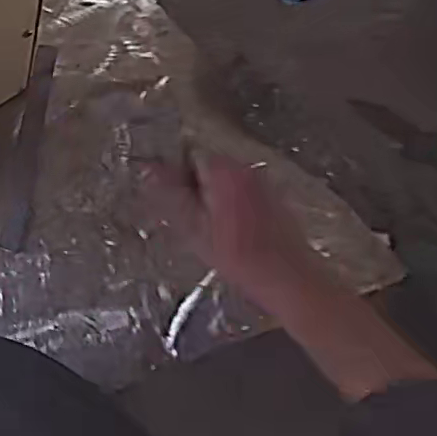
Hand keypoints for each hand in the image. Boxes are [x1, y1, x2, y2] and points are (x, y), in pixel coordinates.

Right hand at [144, 152, 320, 306]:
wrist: (289, 280)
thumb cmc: (236, 254)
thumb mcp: (190, 223)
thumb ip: (168, 191)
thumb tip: (147, 169)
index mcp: (225, 171)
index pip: (187, 154)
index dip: (172, 172)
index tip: (165, 192)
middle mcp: (248, 170)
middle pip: (206, 165)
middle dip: (191, 184)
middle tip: (185, 213)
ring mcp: (265, 184)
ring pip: (223, 180)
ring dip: (210, 195)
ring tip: (206, 224)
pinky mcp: (275, 200)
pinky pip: (241, 192)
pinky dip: (229, 203)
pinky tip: (228, 229)